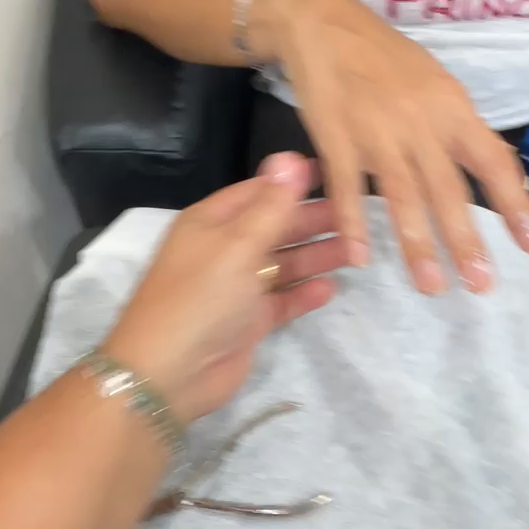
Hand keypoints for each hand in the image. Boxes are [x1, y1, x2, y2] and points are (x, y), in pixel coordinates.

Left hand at [99, 153, 348, 421]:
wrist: (169, 373)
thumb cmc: (200, 297)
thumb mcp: (238, 244)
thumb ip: (272, 205)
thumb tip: (291, 155)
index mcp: (212, 222)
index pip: (259, 192)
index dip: (295, 183)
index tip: (337, 174)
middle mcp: (224, 249)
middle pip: (275, 226)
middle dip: (313, 221)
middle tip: (358, 217)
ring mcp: (236, 287)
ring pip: (283, 263)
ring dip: (315, 256)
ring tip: (355, 252)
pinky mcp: (248, 321)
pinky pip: (282, 300)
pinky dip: (303, 293)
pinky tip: (330, 288)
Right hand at [251, 0, 528, 294]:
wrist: (325, 25)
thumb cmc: (386, 58)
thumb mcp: (436, 84)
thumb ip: (459, 128)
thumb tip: (494, 170)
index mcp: (451, 108)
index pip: (493, 162)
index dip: (516, 205)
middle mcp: (420, 123)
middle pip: (448, 189)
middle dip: (467, 240)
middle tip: (482, 285)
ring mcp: (376, 132)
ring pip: (402, 195)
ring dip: (418, 244)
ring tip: (432, 286)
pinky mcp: (335, 137)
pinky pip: (346, 187)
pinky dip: (352, 223)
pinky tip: (360, 258)